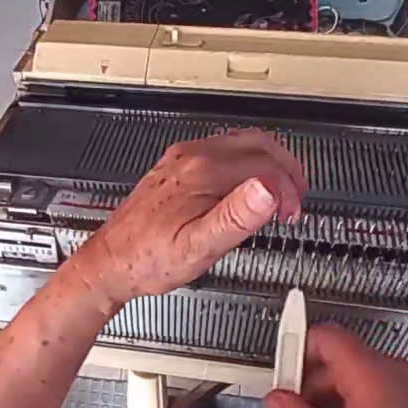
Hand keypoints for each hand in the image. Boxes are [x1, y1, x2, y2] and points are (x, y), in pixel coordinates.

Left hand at [65, 130, 306, 310]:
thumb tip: (267, 189)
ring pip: (239, 144)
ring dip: (267, 163)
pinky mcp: (175, 169)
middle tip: (297, 194)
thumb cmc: (148, 260)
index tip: (292, 212)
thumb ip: (236, 217)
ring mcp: (182, 161)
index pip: (264, 165)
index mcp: (202, 172)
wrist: (110, 262)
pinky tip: (245, 187)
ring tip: (279, 190)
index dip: (287, 188)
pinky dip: (245, 164)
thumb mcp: (198, 247)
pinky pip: (221, 152)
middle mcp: (192, 157)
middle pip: (256, 144)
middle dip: (285, 168)